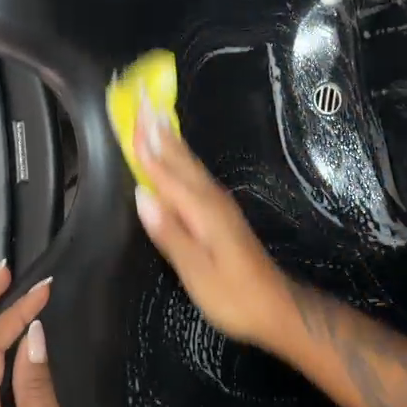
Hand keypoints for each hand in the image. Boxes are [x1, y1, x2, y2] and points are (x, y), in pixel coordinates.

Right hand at [133, 96, 292, 347]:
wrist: (275, 306)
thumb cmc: (234, 295)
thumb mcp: (197, 272)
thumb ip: (170, 233)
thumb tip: (142, 196)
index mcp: (202, 209)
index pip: (166, 171)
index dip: (146, 145)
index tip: (131, 115)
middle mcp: (210, 198)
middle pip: (179, 158)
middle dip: (159, 130)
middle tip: (141, 100)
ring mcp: (218, 202)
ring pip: (188, 163)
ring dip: (169, 139)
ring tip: (154, 116)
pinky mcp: (220, 211)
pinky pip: (193, 174)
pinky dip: (179, 157)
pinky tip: (174, 155)